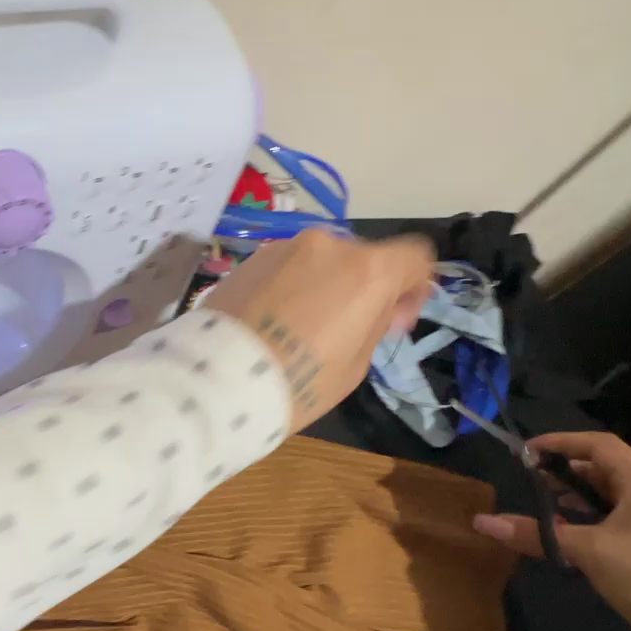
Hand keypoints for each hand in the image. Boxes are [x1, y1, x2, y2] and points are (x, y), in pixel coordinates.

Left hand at [203, 228, 434, 429]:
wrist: (215, 383)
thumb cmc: (295, 384)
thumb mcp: (354, 365)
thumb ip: (376, 325)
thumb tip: (384, 307)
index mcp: (367, 270)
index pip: (414, 256)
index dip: (414, 286)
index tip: (398, 318)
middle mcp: (327, 245)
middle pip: (362, 259)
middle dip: (362, 288)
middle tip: (345, 329)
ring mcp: (282, 249)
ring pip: (318, 263)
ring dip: (321, 287)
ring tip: (299, 330)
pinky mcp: (246, 262)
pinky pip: (283, 271)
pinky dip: (287, 290)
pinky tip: (270, 324)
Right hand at [471, 432, 630, 630]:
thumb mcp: (588, 551)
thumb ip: (535, 534)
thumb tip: (481, 522)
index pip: (600, 446)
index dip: (561, 442)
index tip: (525, 451)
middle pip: (606, 470)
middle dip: (565, 471)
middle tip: (528, 481)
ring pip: (611, 499)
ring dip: (576, 499)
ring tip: (542, 508)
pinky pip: (617, 524)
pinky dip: (589, 523)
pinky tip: (568, 540)